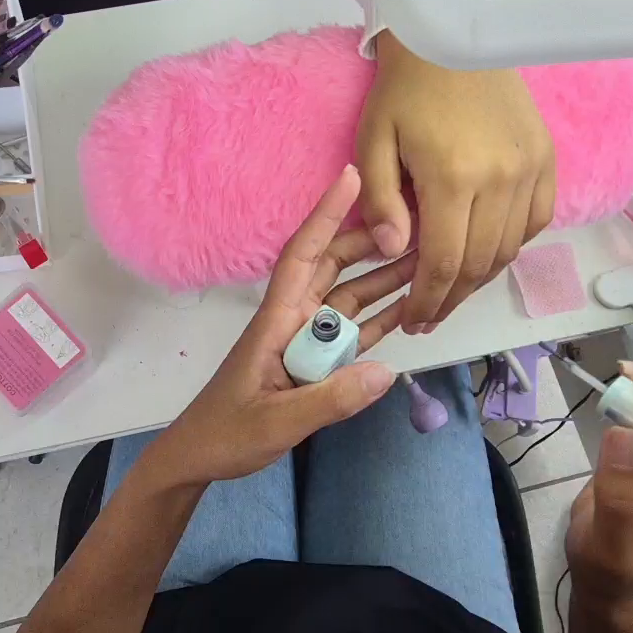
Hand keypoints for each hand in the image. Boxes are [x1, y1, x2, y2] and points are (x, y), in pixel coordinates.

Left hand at [140, 166, 414, 486]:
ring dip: (384, 278)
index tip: (352, 175)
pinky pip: (352, 333)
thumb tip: (388, 371)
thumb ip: (330, 400)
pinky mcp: (314, 363)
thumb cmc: (228, 433)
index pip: (303, 255)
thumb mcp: (278, 421)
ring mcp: (305, 341)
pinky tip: (412, 308)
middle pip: (333, 268)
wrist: (202, 457)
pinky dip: (380, 320)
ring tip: (430, 258)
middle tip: (420, 223)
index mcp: (276, 321)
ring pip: (348, 298)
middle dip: (371, 241)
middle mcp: (293, 321)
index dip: (325, 214)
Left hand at [357, 31, 555, 333]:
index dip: (429, 300)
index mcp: (454, 177)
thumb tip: (395, 253)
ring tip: (453, 292)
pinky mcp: (548, 158)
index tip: (414, 321)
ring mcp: (532, 168)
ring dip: (481, 278)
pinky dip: (512, 245)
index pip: (445, 262)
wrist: (453, 37)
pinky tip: (486, 253)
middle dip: (453, 299)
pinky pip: (537, 220)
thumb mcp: (374, 142)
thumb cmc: (403, 90)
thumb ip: (381, 201)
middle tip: (429, 317)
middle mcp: (502, 179)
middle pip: (481, 263)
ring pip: (511, 248)